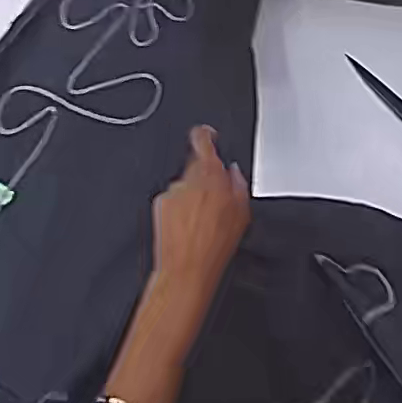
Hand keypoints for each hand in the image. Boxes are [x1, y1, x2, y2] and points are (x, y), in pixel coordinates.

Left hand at [150, 126, 249, 302]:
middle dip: (204, 178)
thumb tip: (233, 173)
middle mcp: (188, 179)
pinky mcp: (160, 203)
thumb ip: (238, 184)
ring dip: (191, 196)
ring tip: (201, 221)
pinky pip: (172, 199)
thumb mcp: (242, 213)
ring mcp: (172, 191)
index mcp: (210, 175)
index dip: (205, 133)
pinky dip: (179, 208)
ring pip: (183, 184)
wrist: (187, 269)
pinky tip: (188, 226)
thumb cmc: (215, 245)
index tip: (208, 135)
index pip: (202, 139)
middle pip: (195, 165)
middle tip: (213, 200)